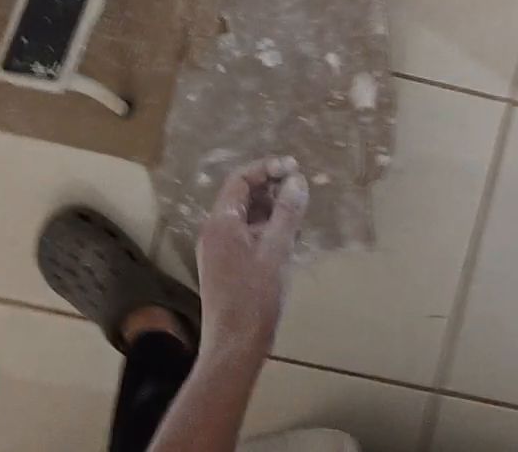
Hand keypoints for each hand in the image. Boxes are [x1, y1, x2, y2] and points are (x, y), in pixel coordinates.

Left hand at [195, 156, 309, 354]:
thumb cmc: (254, 297)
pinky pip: (249, 236)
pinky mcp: (228, 267)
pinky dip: (269, 231)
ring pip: (248, 217)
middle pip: (243, 197)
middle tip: (301, 192)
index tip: (294, 168)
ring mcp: (220, 251)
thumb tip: (296, 180)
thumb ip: (287, 212)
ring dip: (273, 211)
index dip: (267, 168)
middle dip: (273, 189)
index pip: (241, 180)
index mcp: (221, 223)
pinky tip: (290, 242)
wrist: (234, 348)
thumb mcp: (277, 250)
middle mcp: (215, 232)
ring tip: (300, 217)